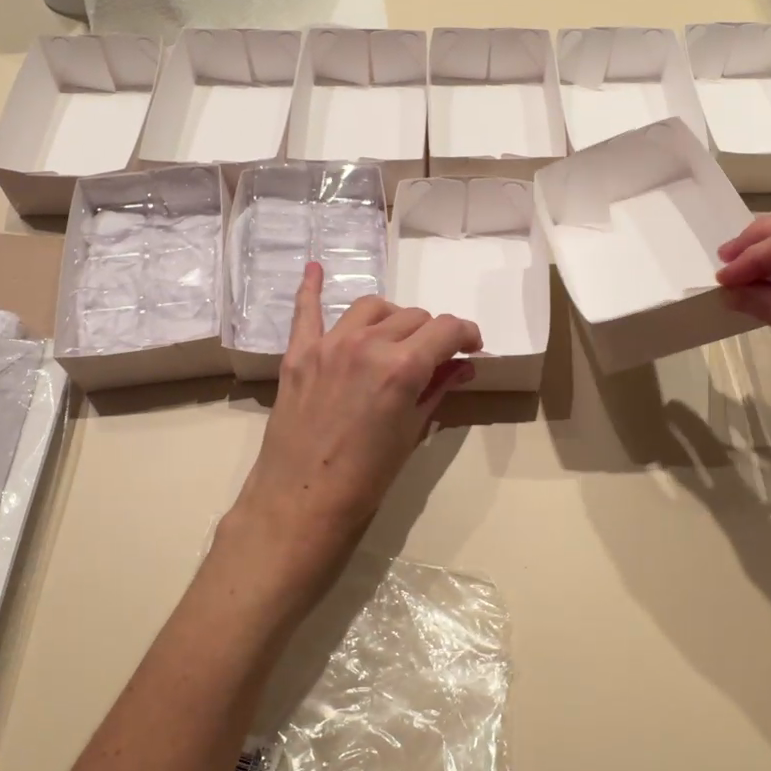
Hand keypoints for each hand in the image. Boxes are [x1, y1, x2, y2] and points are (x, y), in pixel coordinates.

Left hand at [216, 263, 481, 611]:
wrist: (301, 503)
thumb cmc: (366, 479)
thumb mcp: (412, 434)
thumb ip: (437, 391)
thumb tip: (461, 367)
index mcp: (402, 367)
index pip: (446, 330)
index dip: (466, 335)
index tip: (472, 347)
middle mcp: (367, 344)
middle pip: (412, 317)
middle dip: (431, 333)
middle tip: (435, 357)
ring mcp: (328, 345)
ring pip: (371, 307)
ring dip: (392, 317)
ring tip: (396, 337)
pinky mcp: (298, 354)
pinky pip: (306, 310)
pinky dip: (312, 288)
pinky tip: (315, 268)